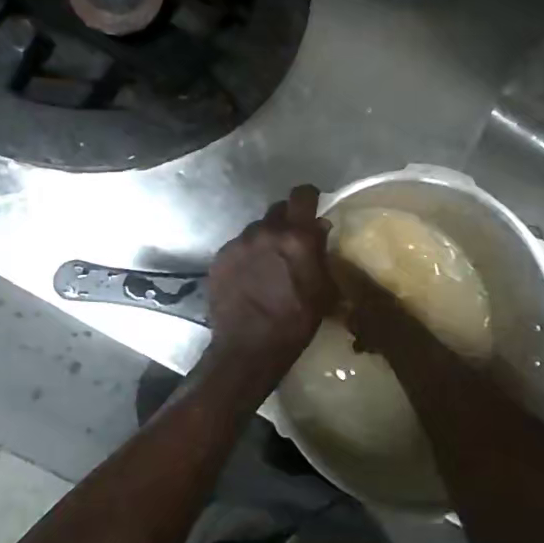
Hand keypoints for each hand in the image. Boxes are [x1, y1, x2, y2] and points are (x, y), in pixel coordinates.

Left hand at [205, 185, 337, 371]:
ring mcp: (239, 242)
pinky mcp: (220, 257)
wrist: (248, 347)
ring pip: (257, 229)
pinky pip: (238, 246)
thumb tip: (318, 227)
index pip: (302, 194)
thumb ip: (321, 252)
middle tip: (291, 242)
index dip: (309, 197)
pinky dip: (246, 256)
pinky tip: (249, 277)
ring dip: (265, 239)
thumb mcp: (323, 289)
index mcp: (296, 236)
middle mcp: (265, 231)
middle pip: (278, 209)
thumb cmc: (296, 321)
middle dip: (287, 221)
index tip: (312, 206)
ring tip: (267, 265)